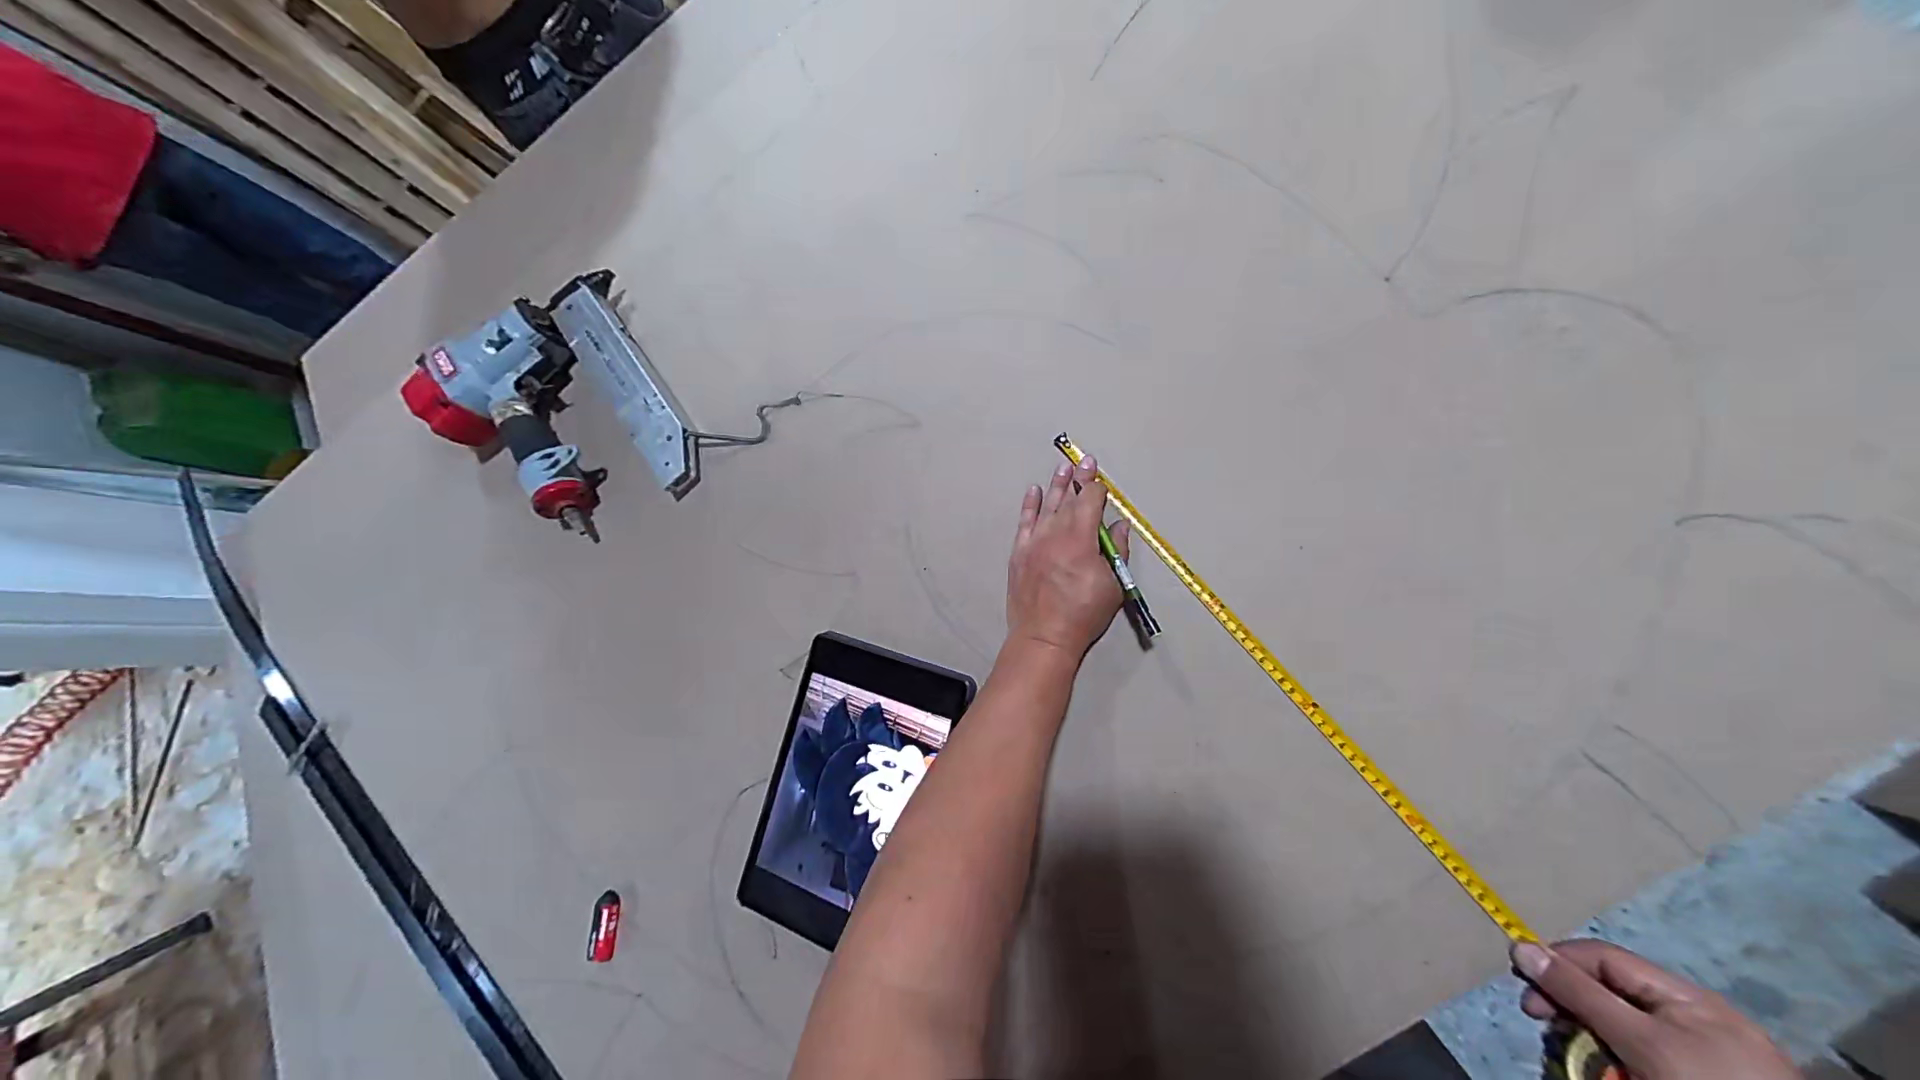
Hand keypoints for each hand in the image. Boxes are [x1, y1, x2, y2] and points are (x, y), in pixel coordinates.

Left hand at [1005, 455, 1130, 655]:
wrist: (1043, 635)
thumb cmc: (1083, 613)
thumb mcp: (1112, 584)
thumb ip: (1116, 550)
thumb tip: (1118, 526)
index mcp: (1080, 538)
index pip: (1090, 502)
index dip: (1097, 489)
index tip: (1100, 479)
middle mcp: (1055, 533)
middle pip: (1068, 499)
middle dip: (1078, 479)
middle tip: (1084, 461)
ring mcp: (1034, 541)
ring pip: (1046, 506)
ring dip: (1055, 486)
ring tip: (1062, 469)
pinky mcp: (1019, 553)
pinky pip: (1024, 522)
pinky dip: (1029, 506)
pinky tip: (1033, 492)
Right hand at [1512, 940, 1800, 1079]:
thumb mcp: (1640, 1040)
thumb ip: (1580, 993)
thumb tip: (1519, 945)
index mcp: (1683, 994)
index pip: (1601, 957)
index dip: (1558, 963)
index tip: (1525, 988)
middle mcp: (1694, 1015)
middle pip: (1612, 993)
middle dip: (1572, 1007)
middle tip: (1544, 1027)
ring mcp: (1707, 1053)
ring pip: (1626, 1028)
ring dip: (1594, 1040)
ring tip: (1584, 1064)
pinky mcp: (1708, 1078)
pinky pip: (1649, 1056)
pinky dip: (1623, 1064)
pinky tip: (1617, 1075)